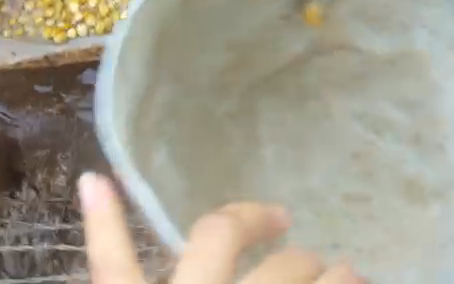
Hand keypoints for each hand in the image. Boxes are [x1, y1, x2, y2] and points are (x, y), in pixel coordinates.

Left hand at [80, 172, 361, 283]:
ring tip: (275, 222)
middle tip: (322, 270)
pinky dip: (104, 223)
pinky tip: (97, 180)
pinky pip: (110, 266)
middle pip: (278, 270)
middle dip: (307, 264)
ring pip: (215, 240)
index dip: (341, 283)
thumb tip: (352, 281)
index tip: (356, 278)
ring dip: (251, 221)